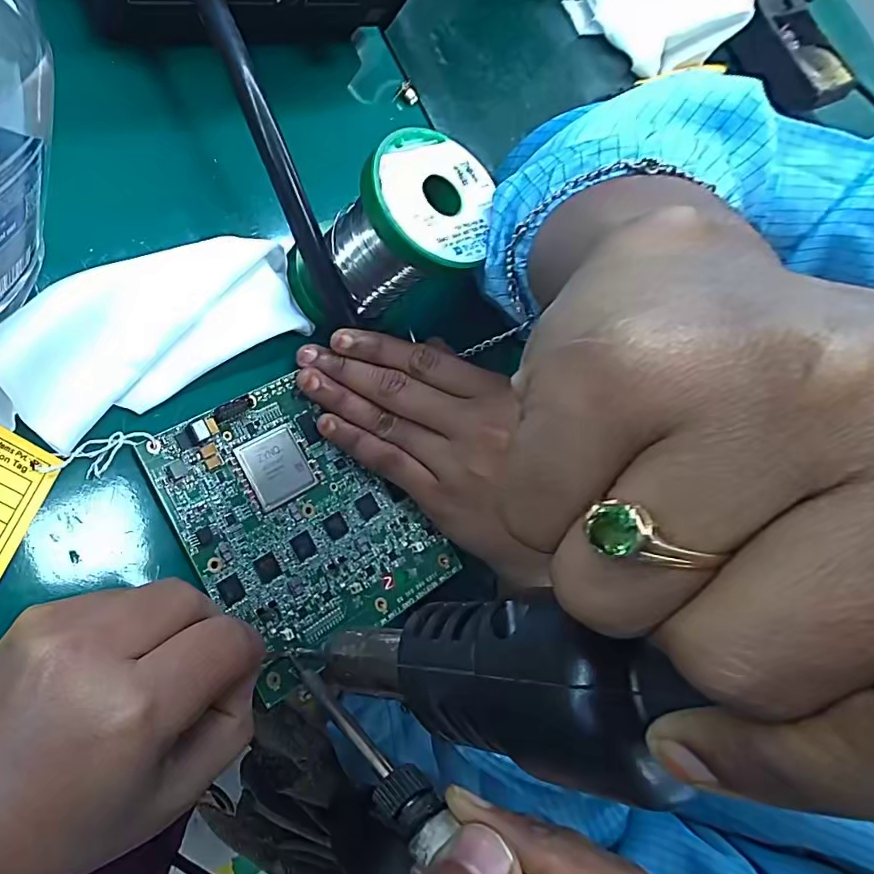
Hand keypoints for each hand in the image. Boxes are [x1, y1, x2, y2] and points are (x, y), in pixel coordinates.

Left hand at [0, 580, 262, 873]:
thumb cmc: (69, 828)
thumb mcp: (169, 800)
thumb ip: (226, 729)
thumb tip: (238, 672)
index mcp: (135, 707)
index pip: (225, 639)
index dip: (246, 653)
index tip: (236, 674)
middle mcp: (97, 648)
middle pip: (189, 597)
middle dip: (208, 627)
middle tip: (194, 669)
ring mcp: (59, 623)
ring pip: (148, 592)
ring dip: (164, 624)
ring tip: (141, 669)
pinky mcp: (34, 614)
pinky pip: (106, 599)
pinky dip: (123, 623)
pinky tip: (101, 664)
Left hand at [294, 335, 550, 592]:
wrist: (565, 536)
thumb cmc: (544, 466)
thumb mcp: (523, 410)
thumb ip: (472, 378)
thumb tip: (430, 345)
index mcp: (496, 395)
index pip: (425, 363)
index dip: (378, 348)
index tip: (342, 337)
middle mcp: (470, 424)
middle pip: (396, 388)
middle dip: (346, 369)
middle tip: (309, 356)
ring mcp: (452, 461)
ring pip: (386, 421)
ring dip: (341, 399)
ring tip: (308, 382)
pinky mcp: (439, 497)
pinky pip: (388, 462)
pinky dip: (355, 441)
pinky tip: (326, 424)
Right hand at [510, 178, 873, 873]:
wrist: (683, 292)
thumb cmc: (811, 438)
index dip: (848, 771)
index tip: (758, 736)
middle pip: (756, 668)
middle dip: (690, 634)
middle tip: (704, 553)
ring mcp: (787, 374)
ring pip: (622, 599)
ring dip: (605, 573)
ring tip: (642, 495)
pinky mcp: (625, 360)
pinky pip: (532, 519)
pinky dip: (536, 509)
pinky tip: (586, 452)